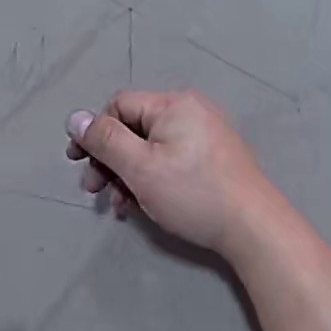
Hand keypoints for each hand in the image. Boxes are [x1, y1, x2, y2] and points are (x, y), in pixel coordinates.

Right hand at [66, 90, 284, 254]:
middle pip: (135, 126)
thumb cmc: (194, 193)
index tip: (78, 164)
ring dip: (128, 173)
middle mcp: (191, 110)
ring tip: (121, 204)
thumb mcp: (141, 168)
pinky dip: (152, 177)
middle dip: (110, 158)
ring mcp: (206, 133)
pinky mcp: (214, 157)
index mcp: (173, 104)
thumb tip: (75, 117)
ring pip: (151, 146)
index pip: (119, 106)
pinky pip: (172, 157)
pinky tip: (144, 204)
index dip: (94, 132)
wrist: (254, 227)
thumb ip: (105, 141)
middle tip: (94, 190)